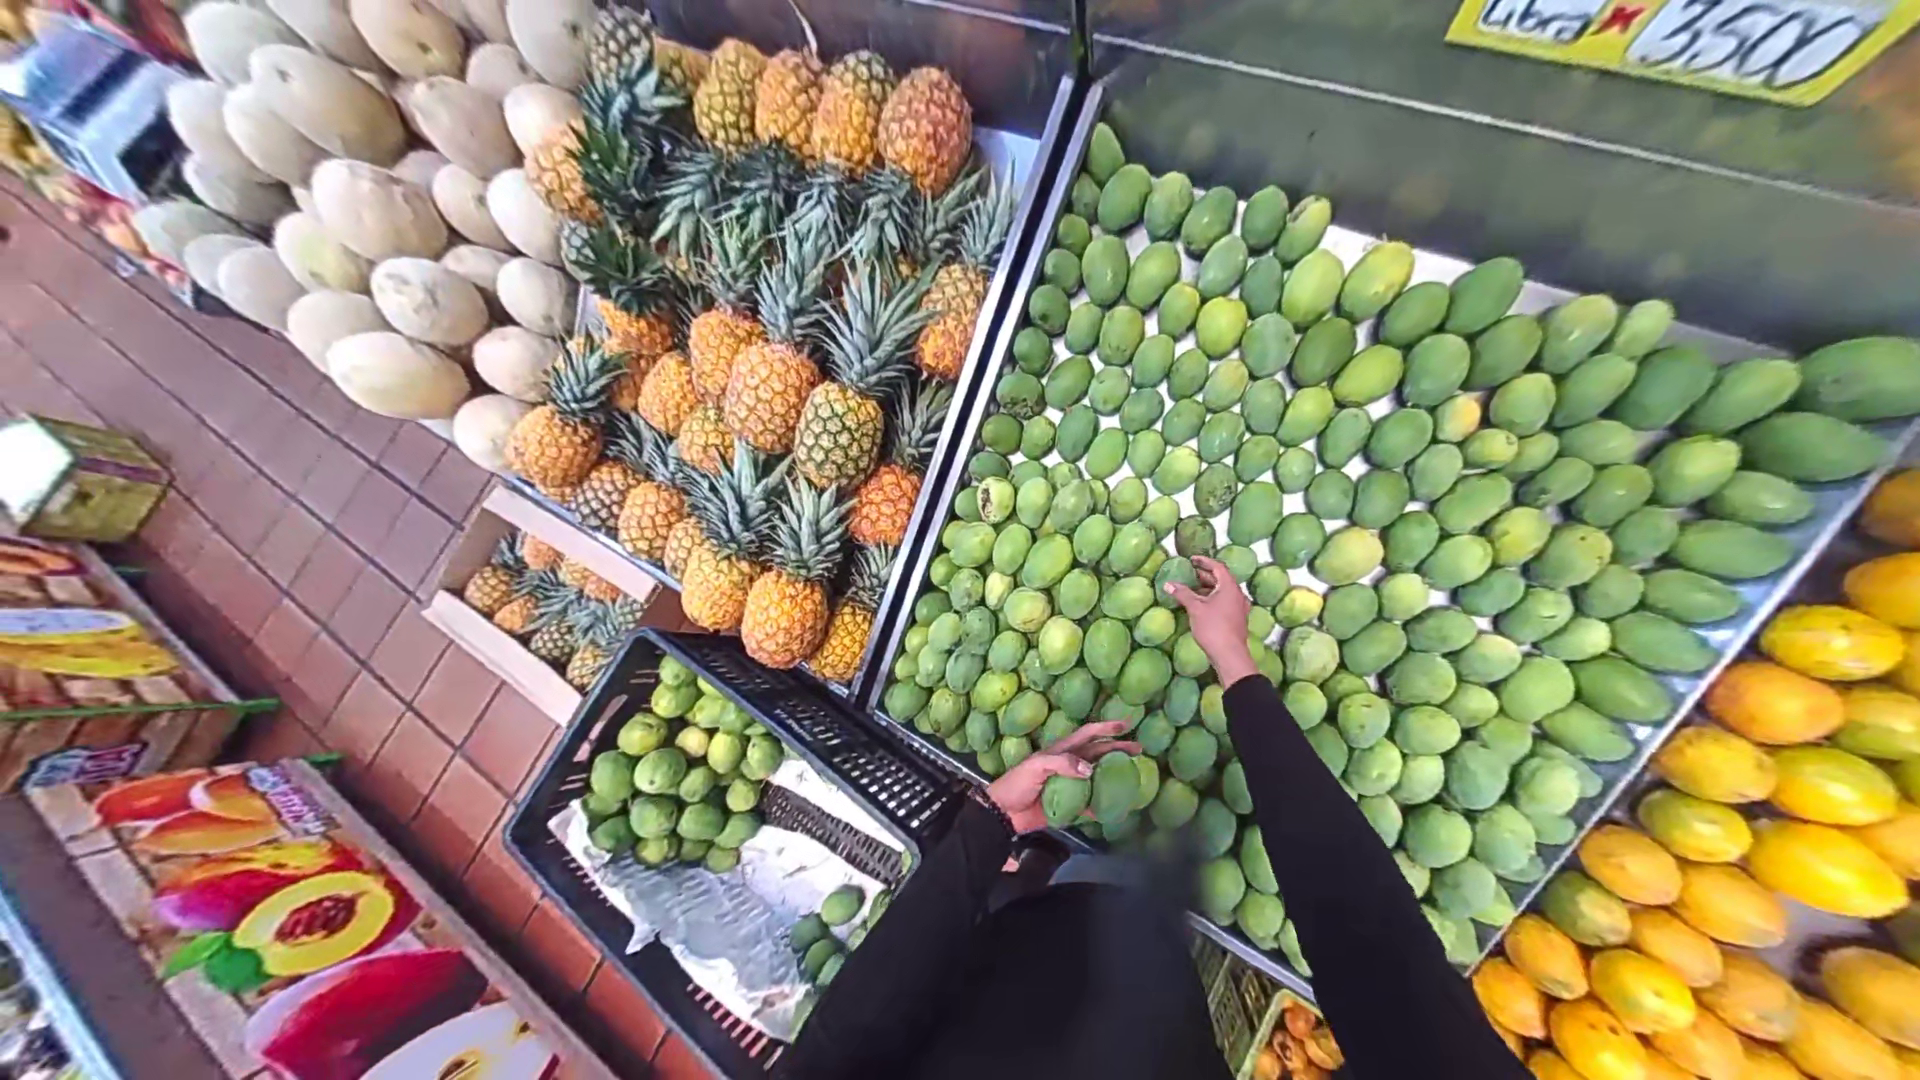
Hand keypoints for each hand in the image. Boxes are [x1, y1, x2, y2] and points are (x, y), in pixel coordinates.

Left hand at [986, 720, 1140, 832]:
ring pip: (1097, 776)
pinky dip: (1102, 805)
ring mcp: (1069, 784)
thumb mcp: (1036, 767)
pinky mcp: (1068, 804)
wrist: (1004, 812)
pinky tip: (1115, 808)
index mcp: (1061, 750)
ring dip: (1114, 775)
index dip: (1105, 727)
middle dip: (1118, 749)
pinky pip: (1089, 803)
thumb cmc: (1017, 783)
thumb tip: (1090, 769)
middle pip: (1098, 753)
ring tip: (1133, 777)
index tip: (1125, 724)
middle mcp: (1068, 764)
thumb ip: (1062, 764)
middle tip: (1139, 750)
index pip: (1087, 734)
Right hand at [1163, 555, 1258, 685]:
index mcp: (1230, 587)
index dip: (1204, 561)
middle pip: (1221, 579)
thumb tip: (1168, 584)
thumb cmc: (1213, 627)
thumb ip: (1182, 593)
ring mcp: (1239, 607)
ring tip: (1191, 589)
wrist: (1229, 654)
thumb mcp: (1195, 608)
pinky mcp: (1237, 618)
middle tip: (1189, 574)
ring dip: (1207, 588)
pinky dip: (1212, 598)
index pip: (1218, 567)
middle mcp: (1238, 594)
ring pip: (1223, 592)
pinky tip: (1200, 605)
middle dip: (1204, 575)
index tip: (1192, 559)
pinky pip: (1224, 601)